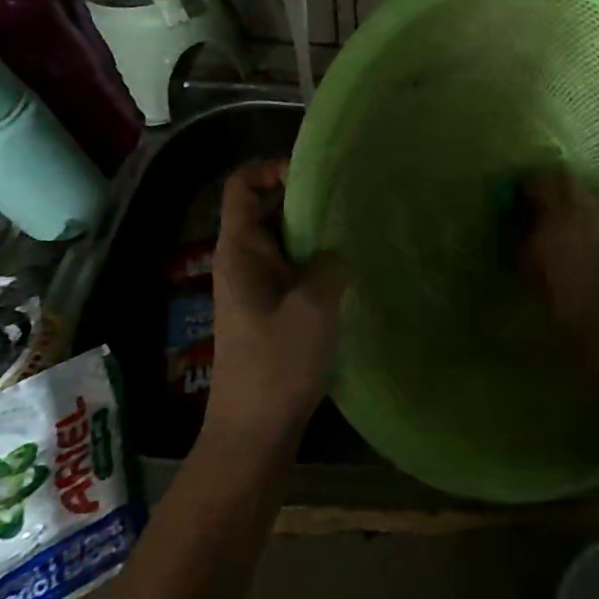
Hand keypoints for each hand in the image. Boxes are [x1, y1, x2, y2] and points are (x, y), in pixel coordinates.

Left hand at [206, 160, 346, 433]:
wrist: (255, 430)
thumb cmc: (277, 363)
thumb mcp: (314, 305)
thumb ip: (331, 263)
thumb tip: (341, 249)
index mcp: (240, 251)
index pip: (241, 186)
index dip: (272, 168)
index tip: (314, 176)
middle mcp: (245, 260)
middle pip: (267, 206)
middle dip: (306, 197)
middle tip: (351, 198)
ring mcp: (259, 284)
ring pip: (286, 237)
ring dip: (317, 229)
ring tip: (358, 226)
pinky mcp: (275, 306)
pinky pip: (296, 264)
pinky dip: (320, 256)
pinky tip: (353, 265)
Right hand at [517, 171, 598, 345]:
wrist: (584, 310)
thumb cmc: (547, 286)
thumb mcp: (523, 257)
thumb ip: (519, 228)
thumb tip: (515, 208)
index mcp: (555, 214)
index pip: (541, 182)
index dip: (527, 181)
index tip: (516, 187)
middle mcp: (577, 210)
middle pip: (566, 177)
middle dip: (549, 178)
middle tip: (534, 189)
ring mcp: (593, 218)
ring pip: (580, 188)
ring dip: (565, 187)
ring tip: (551, 201)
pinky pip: (588, 204)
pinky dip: (576, 202)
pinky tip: (566, 217)